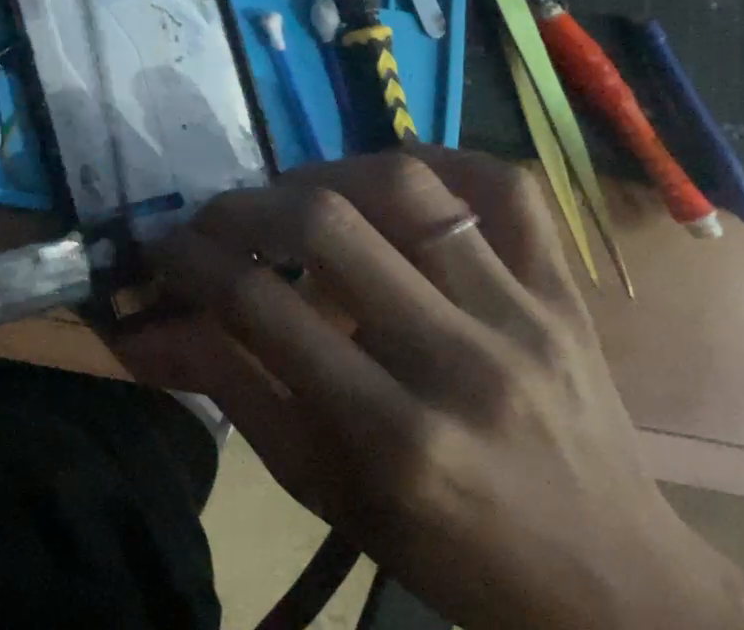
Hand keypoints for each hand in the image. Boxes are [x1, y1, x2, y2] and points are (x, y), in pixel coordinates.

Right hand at [118, 149, 743, 629]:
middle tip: (211, 224)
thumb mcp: (315, 483)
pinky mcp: (566, 295)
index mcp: (387, 431)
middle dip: (240, 209)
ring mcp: (523, 317)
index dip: (188, 263)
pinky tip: (387, 182)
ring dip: (321, 176)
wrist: (606, 582)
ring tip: (289, 200)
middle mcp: (458, 360)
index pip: (257, 304)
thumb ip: (226, 390)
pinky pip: (507, 189)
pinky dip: (437, 162)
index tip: (159, 251)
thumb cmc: (435, 540)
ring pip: (408, 188)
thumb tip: (137, 333)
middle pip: (325, 224)